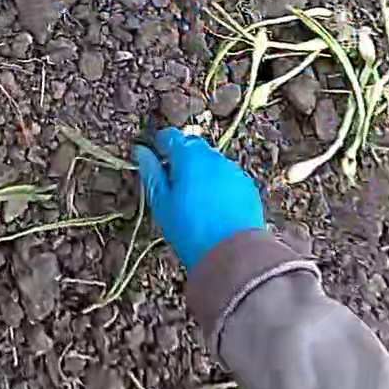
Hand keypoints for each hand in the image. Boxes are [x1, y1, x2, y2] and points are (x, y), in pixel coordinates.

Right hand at [133, 128, 264, 268]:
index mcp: (189, 156)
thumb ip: (152, 174)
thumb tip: (142, 152)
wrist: (232, 253)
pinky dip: (218, 184)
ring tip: (193, 199)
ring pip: (211, 162)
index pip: (171, 136)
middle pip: (192, 147)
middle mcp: (213, 156)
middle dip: (181, 158)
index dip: (160, 144)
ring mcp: (233, 169)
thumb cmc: (190, 229)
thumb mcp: (162, 203)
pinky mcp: (246, 185)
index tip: (155, 157)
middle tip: (172, 182)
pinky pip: (227, 177)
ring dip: (200, 172)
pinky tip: (213, 206)